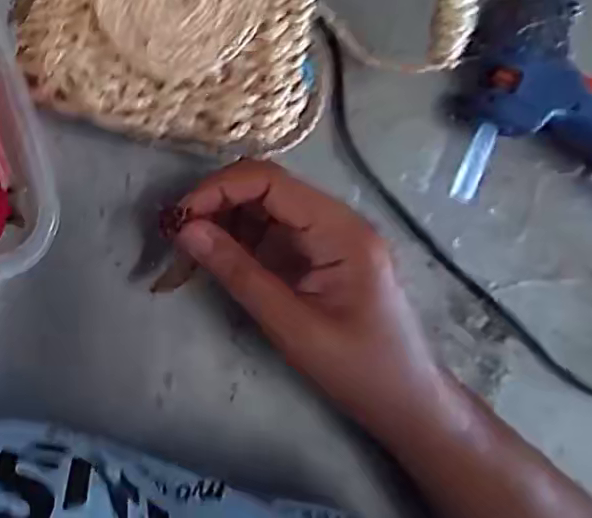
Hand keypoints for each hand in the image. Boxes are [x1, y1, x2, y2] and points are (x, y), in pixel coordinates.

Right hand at [172, 161, 473, 439]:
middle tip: (177, 228)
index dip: (218, 189)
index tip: (181, 216)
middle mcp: (334, 218)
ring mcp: (325, 231)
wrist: (413, 409)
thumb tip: (185, 230)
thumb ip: (238, 273)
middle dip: (215, 199)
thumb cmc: (361, 371)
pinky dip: (236, 232)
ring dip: (222, 214)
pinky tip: (215, 252)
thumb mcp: (293, 327)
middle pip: (263, 184)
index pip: (268, 181)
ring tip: (189, 241)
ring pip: (261, 201)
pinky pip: (267, 224)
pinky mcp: (315, 248)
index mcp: (339, 229)